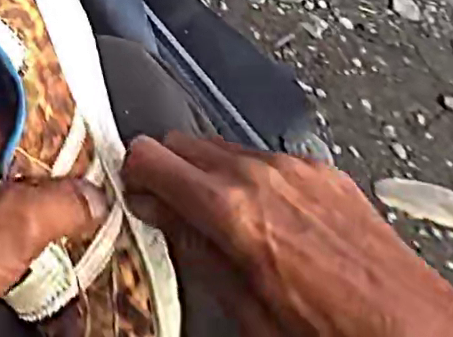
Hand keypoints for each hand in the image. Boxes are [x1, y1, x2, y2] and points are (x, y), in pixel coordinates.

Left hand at [0, 120, 106, 336]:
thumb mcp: (22, 219)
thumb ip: (64, 201)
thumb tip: (95, 196)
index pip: (22, 115)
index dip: (57, 124)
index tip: (90, 133)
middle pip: (27, 154)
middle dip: (62, 166)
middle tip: (99, 176)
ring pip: (24, 189)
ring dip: (54, 200)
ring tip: (91, 207)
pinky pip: (18, 220)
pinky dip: (41, 227)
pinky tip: (64, 238)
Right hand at [123, 133, 452, 336]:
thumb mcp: (250, 312)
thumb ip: (193, 249)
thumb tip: (157, 213)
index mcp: (230, 210)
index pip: (147, 154)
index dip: (134, 174)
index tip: (138, 194)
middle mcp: (255, 174)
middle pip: (176, 140)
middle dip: (168, 170)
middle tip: (175, 207)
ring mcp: (290, 167)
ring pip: (216, 144)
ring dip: (207, 172)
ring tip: (227, 218)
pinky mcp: (318, 168)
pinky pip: (260, 156)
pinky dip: (249, 176)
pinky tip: (272, 218)